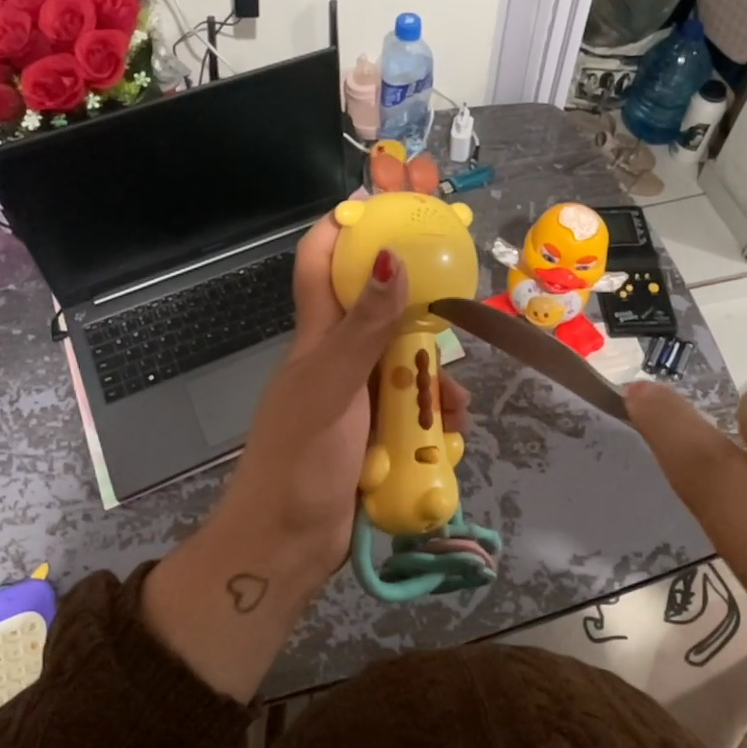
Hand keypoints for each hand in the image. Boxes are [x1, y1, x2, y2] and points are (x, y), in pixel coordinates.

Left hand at [145, 217, 469, 700]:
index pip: (319, 264)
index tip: (385, 200)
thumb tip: (390, 256)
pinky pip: (413, 410)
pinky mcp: (375, 433)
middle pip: (379, 309)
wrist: (286, 547)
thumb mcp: (334, 386)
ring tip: (453, 403)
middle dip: (419, 307)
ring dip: (434, 378)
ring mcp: (357, 397)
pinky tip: (450, 432)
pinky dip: (433, 417)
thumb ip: (366, 326)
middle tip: (460, 298)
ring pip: (406, 364)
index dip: (343, 228)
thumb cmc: (301, 459)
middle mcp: (337, 358)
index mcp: (317, 337)